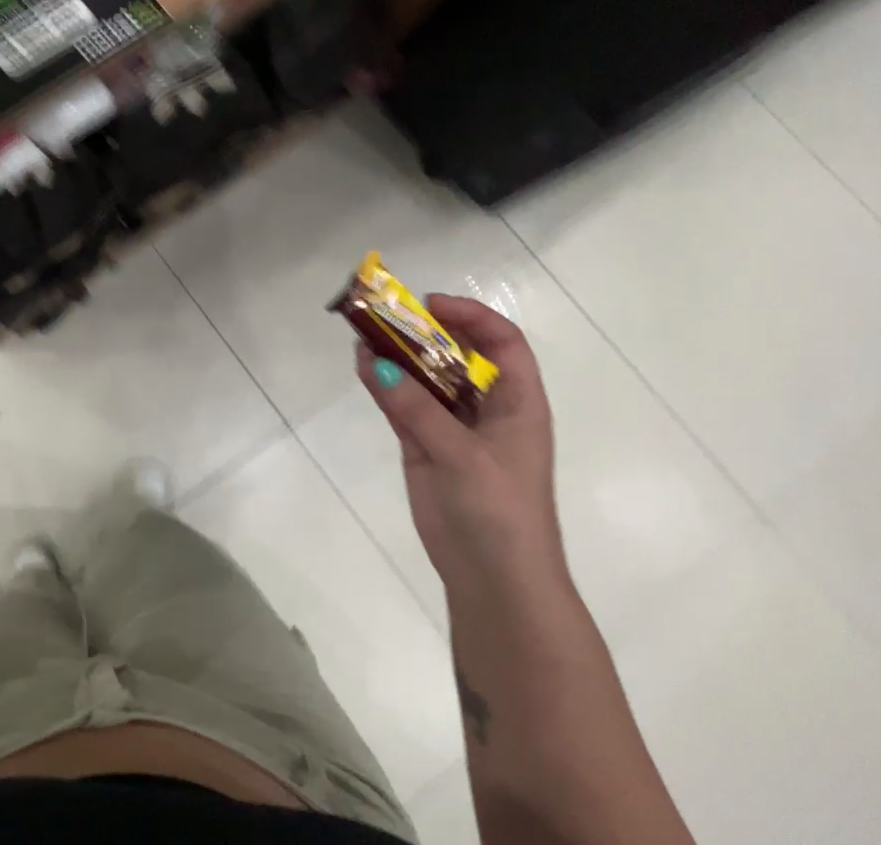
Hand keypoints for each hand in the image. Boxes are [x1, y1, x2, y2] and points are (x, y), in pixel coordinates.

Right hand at [356, 295, 565, 594]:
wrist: (494, 575)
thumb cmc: (499, 509)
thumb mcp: (461, 454)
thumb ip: (416, 408)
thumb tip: (375, 361)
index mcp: (518, 403)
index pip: (503, 344)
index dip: (472, 318)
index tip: (431, 305)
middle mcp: (487, 409)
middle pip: (458, 357)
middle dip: (425, 332)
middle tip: (386, 314)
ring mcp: (453, 429)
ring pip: (424, 380)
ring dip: (398, 358)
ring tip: (362, 335)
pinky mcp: (425, 449)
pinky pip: (403, 407)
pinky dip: (384, 387)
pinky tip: (362, 368)